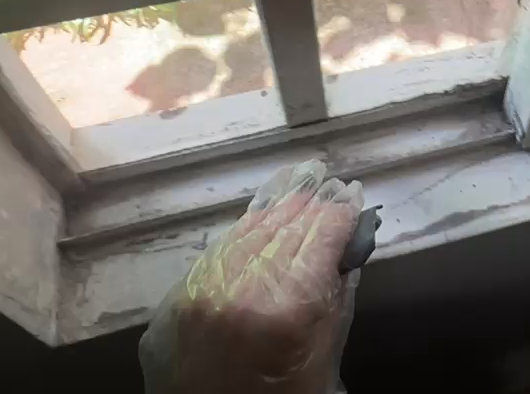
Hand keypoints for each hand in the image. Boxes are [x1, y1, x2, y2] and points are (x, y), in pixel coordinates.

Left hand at [139, 160, 364, 393]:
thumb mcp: (327, 352)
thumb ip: (338, 289)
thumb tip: (350, 236)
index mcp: (288, 305)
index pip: (322, 234)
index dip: (341, 210)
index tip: (354, 191)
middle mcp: (242, 289)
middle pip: (287, 225)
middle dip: (313, 200)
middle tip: (330, 180)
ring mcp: (203, 292)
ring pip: (250, 229)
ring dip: (279, 202)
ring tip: (300, 177)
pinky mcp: (176, 300)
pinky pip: (217, 251)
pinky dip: (244, 229)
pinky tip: (262, 209)